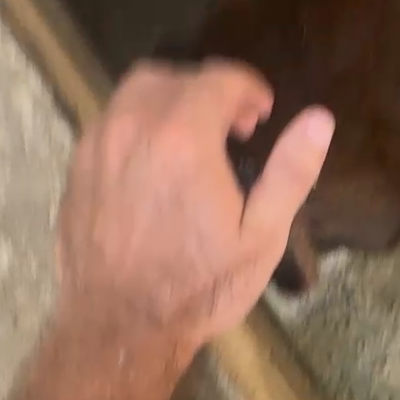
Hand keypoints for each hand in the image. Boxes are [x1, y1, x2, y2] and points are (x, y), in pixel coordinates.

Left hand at [53, 61, 331, 365]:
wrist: (124, 322)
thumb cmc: (203, 286)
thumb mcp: (262, 238)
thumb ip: (290, 173)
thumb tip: (320, 120)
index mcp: (184, 137)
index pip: (219, 79)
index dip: (249, 89)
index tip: (264, 112)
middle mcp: (133, 124)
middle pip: (172, 76)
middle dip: (209, 91)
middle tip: (236, 128)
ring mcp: (97, 143)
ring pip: (134, 94)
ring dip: (172, 104)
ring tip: (198, 145)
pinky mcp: (78, 167)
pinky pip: (112, 124)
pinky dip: (143, 128)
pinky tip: (162, 170)